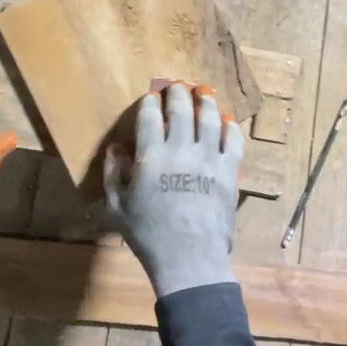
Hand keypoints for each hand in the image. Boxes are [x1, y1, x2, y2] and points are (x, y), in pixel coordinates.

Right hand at [103, 83, 241, 297]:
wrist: (189, 259)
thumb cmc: (149, 236)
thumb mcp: (118, 208)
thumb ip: (114, 175)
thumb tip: (115, 148)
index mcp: (151, 156)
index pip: (151, 117)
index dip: (151, 103)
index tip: (151, 97)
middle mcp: (181, 149)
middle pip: (182, 110)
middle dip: (178, 93)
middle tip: (177, 86)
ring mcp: (208, 159)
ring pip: (209, 119)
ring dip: (205, 101)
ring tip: (203, 92)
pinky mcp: (229, 172)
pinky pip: (233, 141)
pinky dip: (230, 127)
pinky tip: (226, 121)